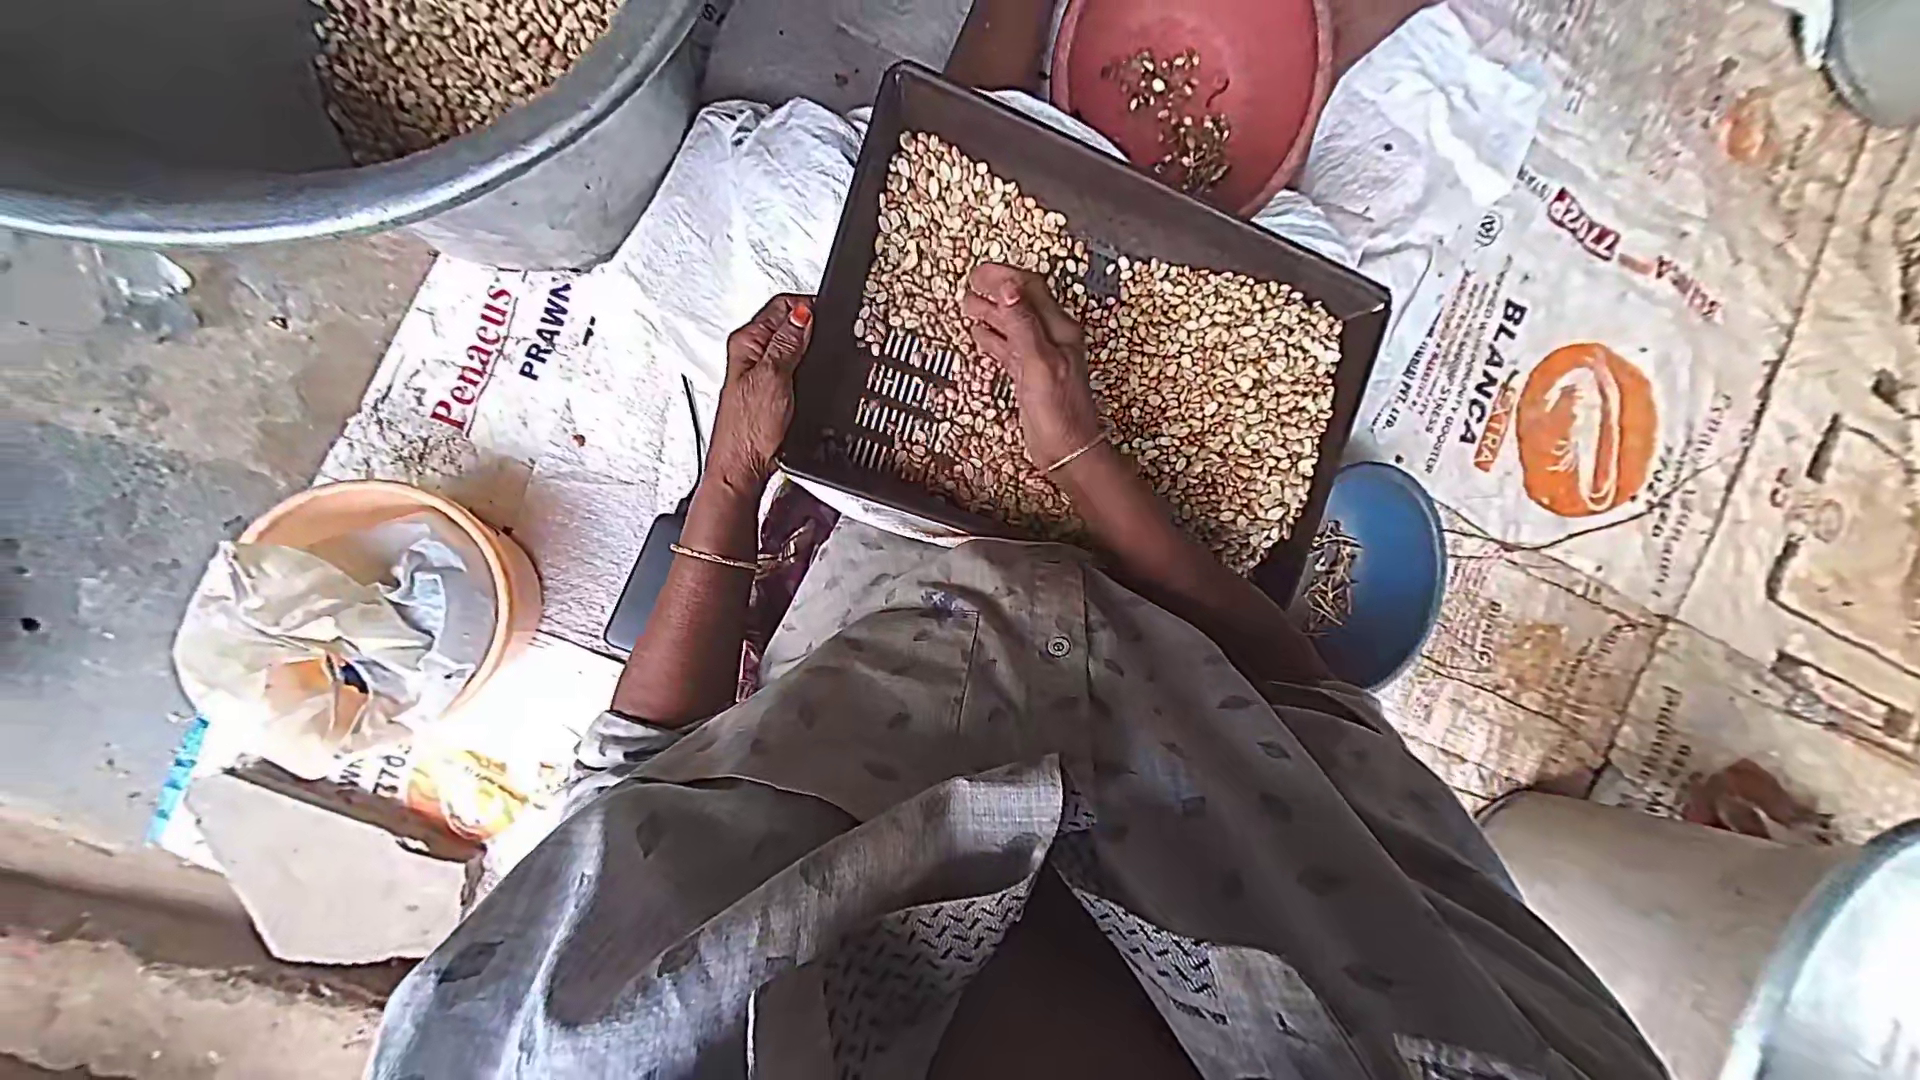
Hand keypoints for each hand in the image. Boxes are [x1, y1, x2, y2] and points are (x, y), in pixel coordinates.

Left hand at [707, 294, 813, 493]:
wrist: (744, 465)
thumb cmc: (748, 428)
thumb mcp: (773, 377)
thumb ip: (788, 343)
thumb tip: (803, 314)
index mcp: (747, 342)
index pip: (782, 306)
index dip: (808, 305)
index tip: (833, 313)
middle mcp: (753, 354)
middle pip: (788, 324)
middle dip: (813, 323)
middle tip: (837, 327)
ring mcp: (764, 373)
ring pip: (794, 346)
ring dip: (812, 345)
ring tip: (831, 345)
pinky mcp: (774, 392)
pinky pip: (795, 368)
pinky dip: (809, 365)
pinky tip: (819, 370)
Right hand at [963, 263, 1101, 468]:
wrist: (1067, 450)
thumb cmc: (1059, 412)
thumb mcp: (1039, 363)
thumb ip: (1023, 325)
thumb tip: (1007, 289)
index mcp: (1059, 329)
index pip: (1030, 289)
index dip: (1004, 277)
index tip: (978, 273)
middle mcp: (1051, 339)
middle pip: (1020, 304)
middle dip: (995, 291)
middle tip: (970, 285)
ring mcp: (1039, 357)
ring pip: (1012, 325)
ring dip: (991, 313)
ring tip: (968, 304)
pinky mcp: (1029, 376)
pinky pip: (1009, 348)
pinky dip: (993, 338)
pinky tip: (980, 335)